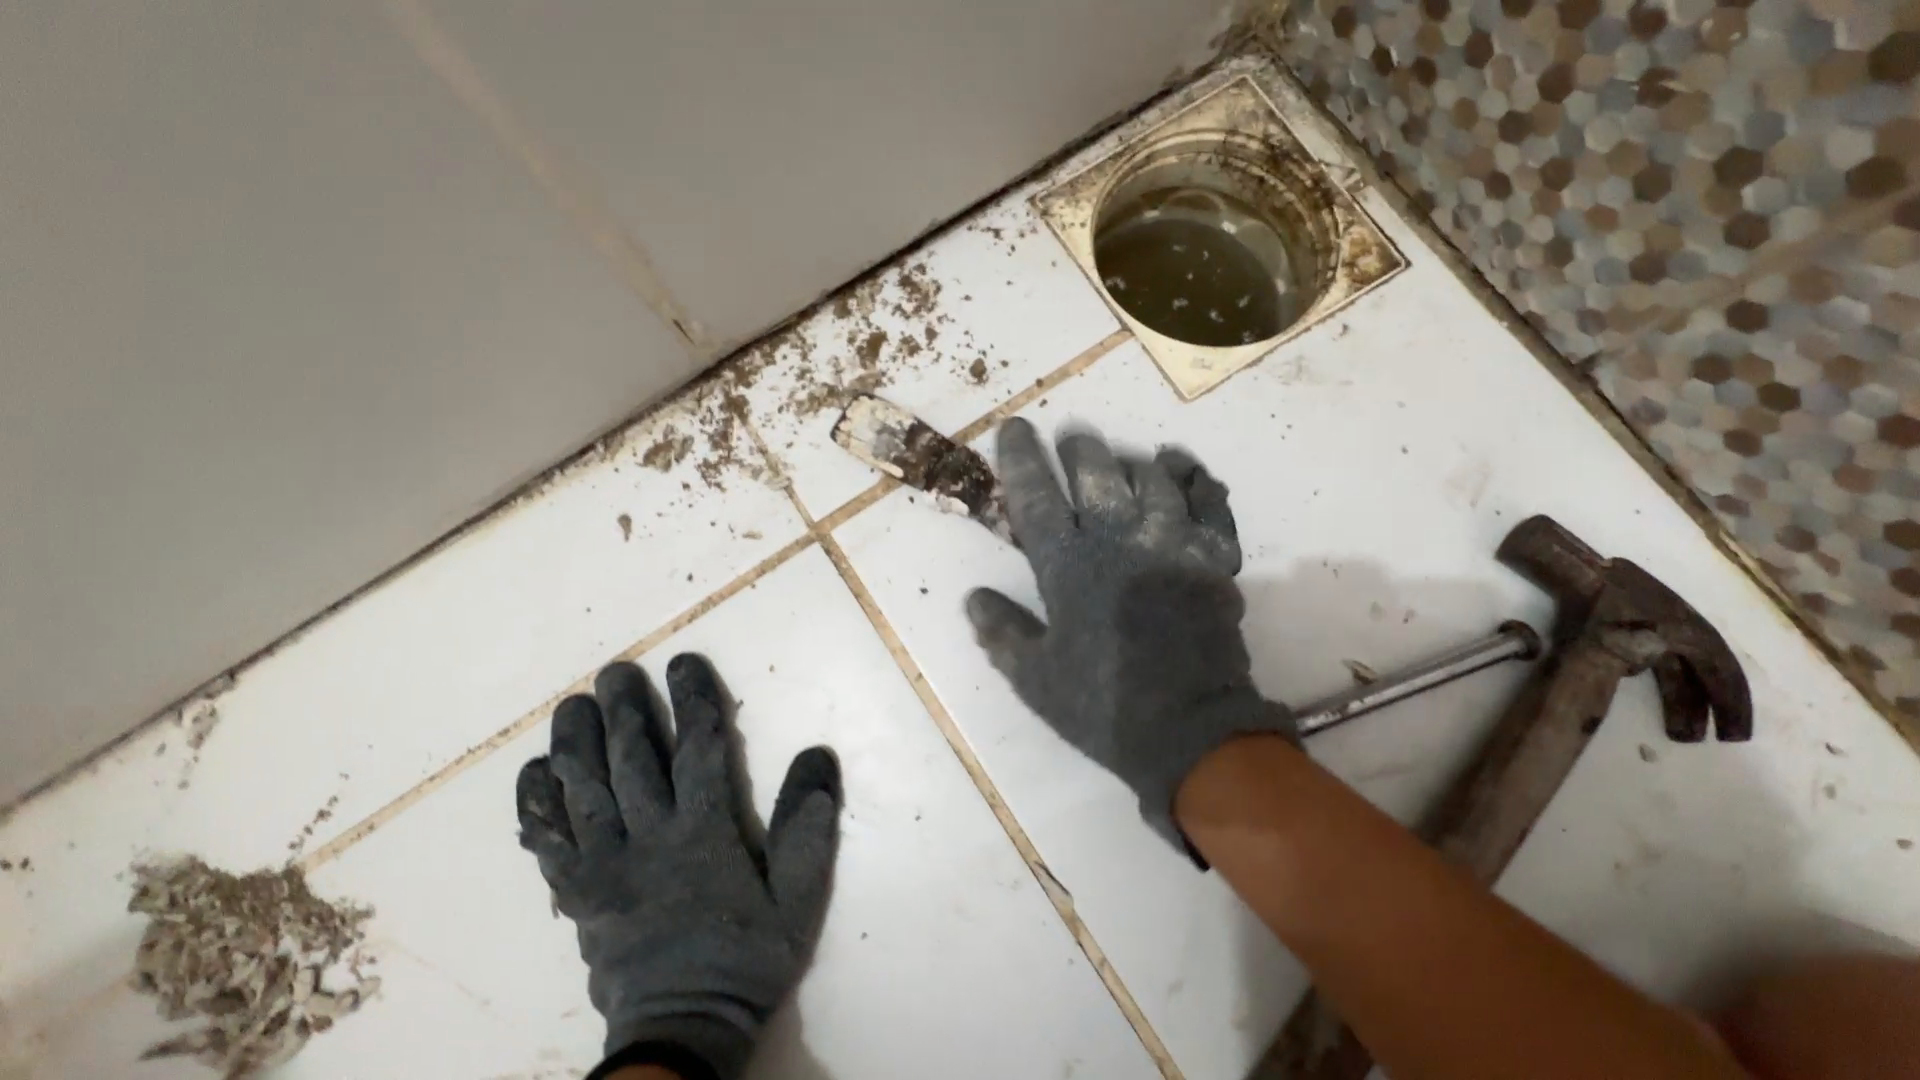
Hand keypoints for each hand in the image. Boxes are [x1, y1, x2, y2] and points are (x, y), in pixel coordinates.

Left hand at [516, 655, 840, 1079]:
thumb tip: (817, 756)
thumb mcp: (798, 900)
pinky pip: (548, 841)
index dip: (692, 700)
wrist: (683, 1028)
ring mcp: (605, 865)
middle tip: (615, 670)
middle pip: (631, 759)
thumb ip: (808, 829)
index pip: (699, 749)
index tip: (684, 662)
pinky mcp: (577, 892)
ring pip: (583, 790)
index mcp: (704, 832)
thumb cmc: (747, 959)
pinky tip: (534, 773)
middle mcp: (648, 837)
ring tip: (573, 705)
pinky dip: (537, 804)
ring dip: (576, 742)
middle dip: (624, 708)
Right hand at [964, 418, 1294, 855]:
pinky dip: (1195, 479)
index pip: (1037, 497)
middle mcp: (1120, 542)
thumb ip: (1003, 633)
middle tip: (1072, 440)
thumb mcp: (1036, 680)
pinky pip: (1210, 502)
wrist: (1191, 731)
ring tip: (1122, 462)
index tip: (1015, 427)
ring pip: (1152, 478)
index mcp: (1069, 569)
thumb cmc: (1103, 707)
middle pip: (1097, 472)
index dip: (1021, 458)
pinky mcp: (1216, 559)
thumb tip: (974, 598)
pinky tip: (1180, 468)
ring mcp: (1174, 545)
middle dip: (1079, 448)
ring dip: (1132, 462)